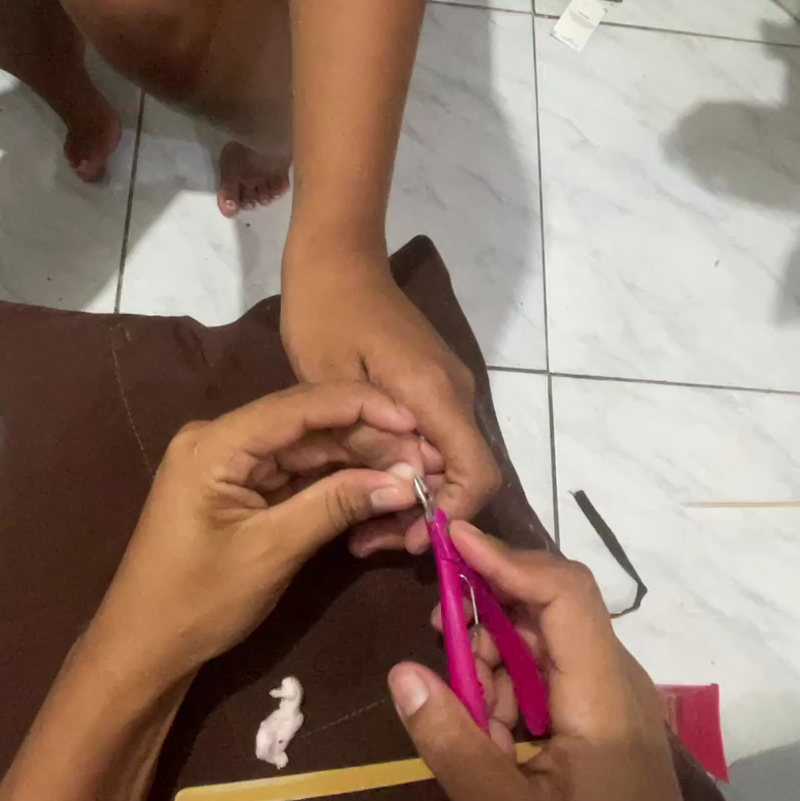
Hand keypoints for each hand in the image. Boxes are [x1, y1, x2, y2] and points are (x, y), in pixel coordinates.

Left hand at [95, 383, 425, 681]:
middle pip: (306, 424)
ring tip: (413, 471)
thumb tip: (404, 482)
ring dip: (356, 459)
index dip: (360, 406)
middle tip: (425, 456)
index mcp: (214, 442)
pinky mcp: (241, 486)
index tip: (413, 420)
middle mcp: (221, 438)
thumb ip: (336, 505)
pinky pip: (295, 473)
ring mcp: (230, 462)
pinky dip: (334, 481)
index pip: (297, 406)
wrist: (145, 646)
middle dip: (366, 437)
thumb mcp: (272, 551)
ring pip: (306, 448)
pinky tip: (377, 485)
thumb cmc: (198, 600)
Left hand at [281, 251, 499, 555]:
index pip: (475, 471)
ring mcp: (446, 388)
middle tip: (370, 542)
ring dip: (410, 496)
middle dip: (424, 514)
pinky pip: (431, 440)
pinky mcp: (431, 387)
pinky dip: (405, 470)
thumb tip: (403, 487)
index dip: (450, 514)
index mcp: (433, 392)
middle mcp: (454, 393)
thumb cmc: (324, 314)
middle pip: (463, 473)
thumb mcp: (329, 381)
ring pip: (446, 460)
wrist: (337, 258)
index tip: (409, 540)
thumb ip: (367, 435)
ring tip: (360, 528)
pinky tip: (363, 488)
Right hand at [388, 523, 738, 800]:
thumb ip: (453, 744)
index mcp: (602, 695)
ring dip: (495, 659)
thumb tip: (402, 672)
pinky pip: (548, 671)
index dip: (506, 557)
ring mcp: (612, 697)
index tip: (450, 539)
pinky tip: (494, 733)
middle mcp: (614, 679)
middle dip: (487, 611)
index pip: (562, 592)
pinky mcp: (602, 715)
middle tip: (438, 633)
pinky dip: (510, 687)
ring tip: (470, 712)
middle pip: (548, 606)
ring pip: (543, 639)